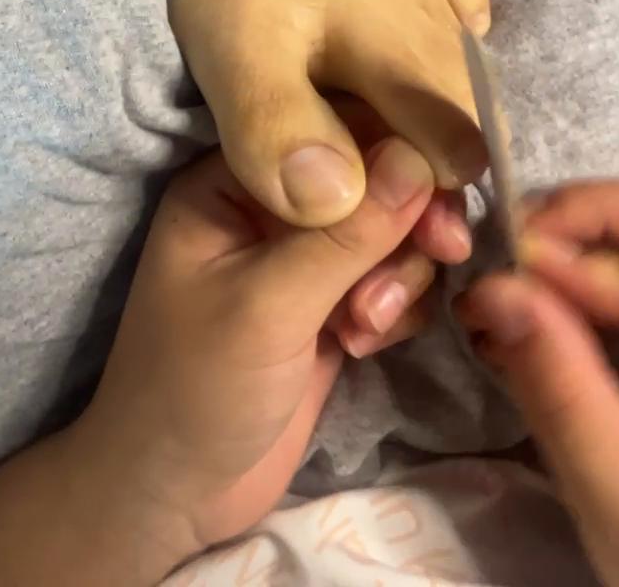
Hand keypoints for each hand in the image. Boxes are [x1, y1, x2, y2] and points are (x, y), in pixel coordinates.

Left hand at [68, 137, 437, 550]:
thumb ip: (344, 237)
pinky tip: (361, 345)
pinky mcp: (328, 303)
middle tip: (439, 257)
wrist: (178, 486)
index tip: (440, 206)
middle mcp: (270, 206)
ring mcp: (300, 257)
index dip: (393, 157)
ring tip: (364, 328)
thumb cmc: (198, 384)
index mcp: (232, 180)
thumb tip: (415, 155)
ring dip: (397, 275)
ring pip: (388, 232)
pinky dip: (392, 306)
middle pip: (370, 179)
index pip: (328, 132)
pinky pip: (388, 279)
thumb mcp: (268, 305)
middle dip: (404, 223)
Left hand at [147, 0, 491, 229]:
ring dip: (433, 76)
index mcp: (401, 49)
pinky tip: (414, 6)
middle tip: (389, 172)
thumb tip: (337, 208)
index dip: (437, 199)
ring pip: (456, 31)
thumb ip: (281, 129)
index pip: (458, 151)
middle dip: (436, 148)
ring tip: (396, 104)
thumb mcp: (234, 33)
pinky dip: (432, 5)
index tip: (401, 224)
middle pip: (463, 97)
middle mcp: (435, 0)